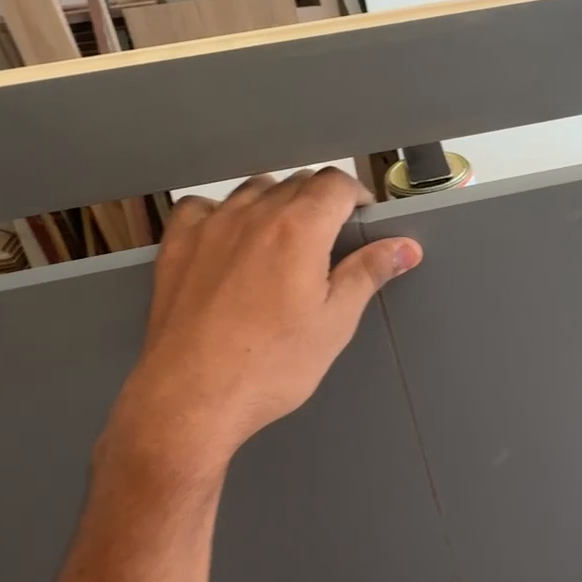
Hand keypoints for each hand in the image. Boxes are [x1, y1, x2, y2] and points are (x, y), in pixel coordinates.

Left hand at [98, 168, 421, 490]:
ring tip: (285, 241)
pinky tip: (230, 238)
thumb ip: (368, 274)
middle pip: (297, 182)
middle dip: (320, 200)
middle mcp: (254, 217)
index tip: (361, 216)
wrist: (191, 399)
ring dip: (276, 202)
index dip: (356, 195)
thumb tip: (403, 248)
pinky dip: (221, 212)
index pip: (336, 183)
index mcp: (299, 230)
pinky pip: (201, 208)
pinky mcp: (178, 247)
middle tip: (329, 238)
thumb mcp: (334, 323)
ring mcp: (211, 228)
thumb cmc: (265, 367)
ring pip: (253, 189)